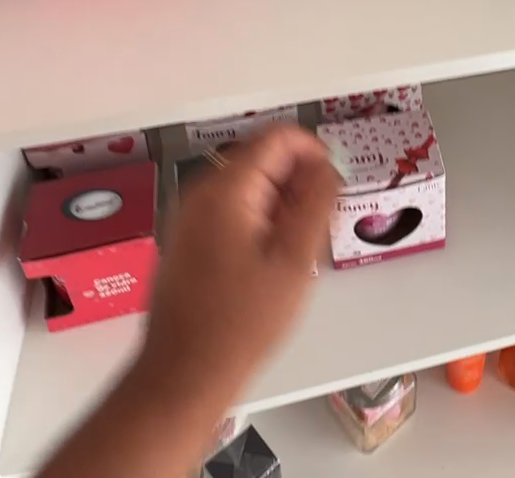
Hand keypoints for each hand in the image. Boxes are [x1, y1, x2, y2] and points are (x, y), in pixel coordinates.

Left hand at [134, 126, 339, 408]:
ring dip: (280, 202)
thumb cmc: (239, 325)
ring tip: (293, 248)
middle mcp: (201, 193)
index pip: (279, 137)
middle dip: (297, 181)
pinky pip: (232, 208)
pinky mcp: (187, 238)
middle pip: (262, 157)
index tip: (331, 183)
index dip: (314, 152)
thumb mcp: (294, 259)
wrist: (183, 376)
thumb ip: (316, 201)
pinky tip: (268, 260)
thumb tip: (327, 166)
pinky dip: (258, 218)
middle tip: (314, 225)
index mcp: (226, 190)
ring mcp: (189, 216)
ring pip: (249, 184)